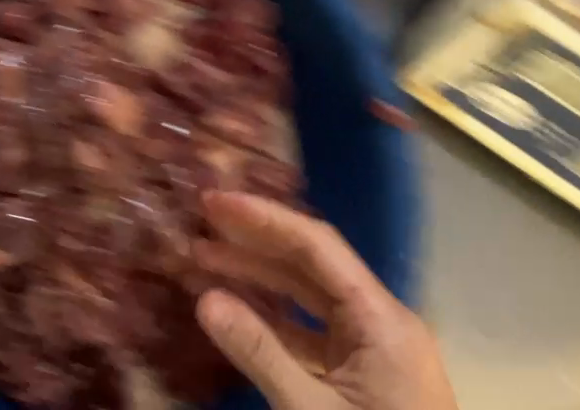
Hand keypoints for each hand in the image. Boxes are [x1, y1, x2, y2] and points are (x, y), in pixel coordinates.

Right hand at [194, 192, 456, 409]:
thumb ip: (260, 353)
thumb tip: (203, 298)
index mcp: (382, 321)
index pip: (315, 246)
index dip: (261, 217)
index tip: (211, 202)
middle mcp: (381, 323)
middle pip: (309, 264)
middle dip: (251, 242)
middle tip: (197, 222)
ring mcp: (373, 350)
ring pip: (305, 295)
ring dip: (253, 275)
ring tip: (199, 260)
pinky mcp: (362, 376)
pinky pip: (307, 329)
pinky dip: (267, 314)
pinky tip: (230, 309)